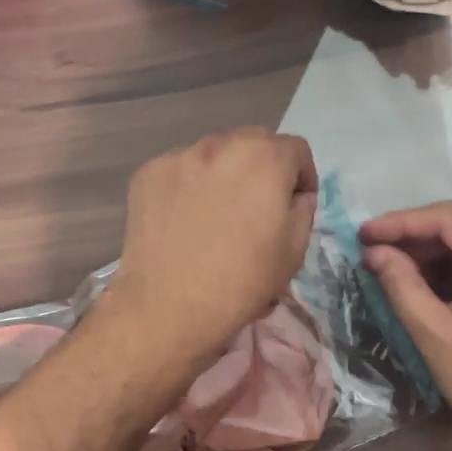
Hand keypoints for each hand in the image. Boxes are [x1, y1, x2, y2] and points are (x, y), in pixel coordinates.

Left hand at [110, 129, 317, 362]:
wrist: (168, 307)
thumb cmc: (242, 282)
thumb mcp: (294, 252)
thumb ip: (303, 211)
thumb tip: (295, 196)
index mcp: (266, 159)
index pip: (296, 149)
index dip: (302, 178)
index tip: (295, 205)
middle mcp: (222, 144)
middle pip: (253, 143)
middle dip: (262, 169)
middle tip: (256, 209)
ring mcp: (179, 157)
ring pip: (213, 155)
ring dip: (223, 175)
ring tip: (215, 216)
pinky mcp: (148, 174)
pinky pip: (179, 172)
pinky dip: (187, 187)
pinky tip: (184, 222)